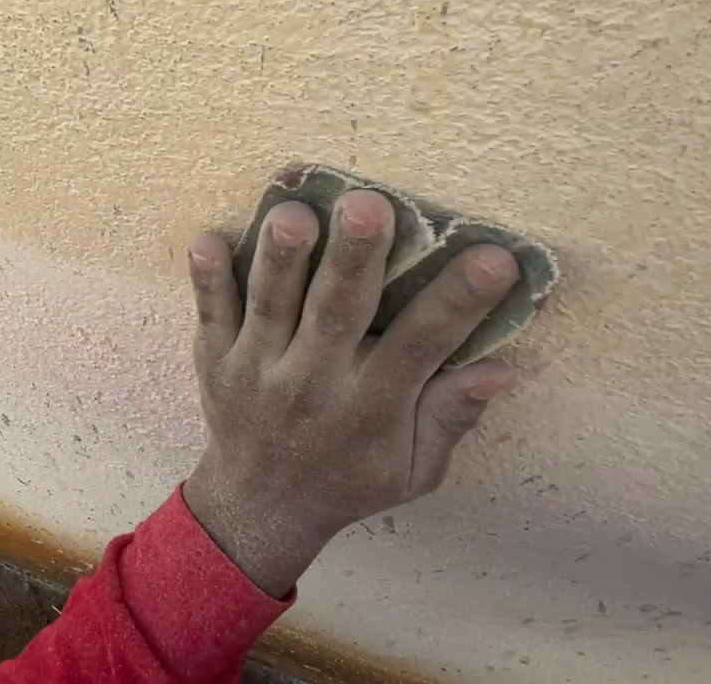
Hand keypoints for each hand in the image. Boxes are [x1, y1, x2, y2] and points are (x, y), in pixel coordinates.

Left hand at [181, 189, 520, 596]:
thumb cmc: (347, 479)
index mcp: (369, 407)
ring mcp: (257, 367)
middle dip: (353, 258)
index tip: (496, 257)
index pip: (421, 346)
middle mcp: (312, 381)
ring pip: (271, 304)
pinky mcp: (215, 357)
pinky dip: (208, 279)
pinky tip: (209, 239)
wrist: (260, 506)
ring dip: (281, 260)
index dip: (459, 302)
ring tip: (291, 213)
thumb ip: (450, 417)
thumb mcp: (413, 470)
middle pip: (336, 311)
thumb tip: (502, 369)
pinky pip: (211, 312)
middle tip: (369, 205)